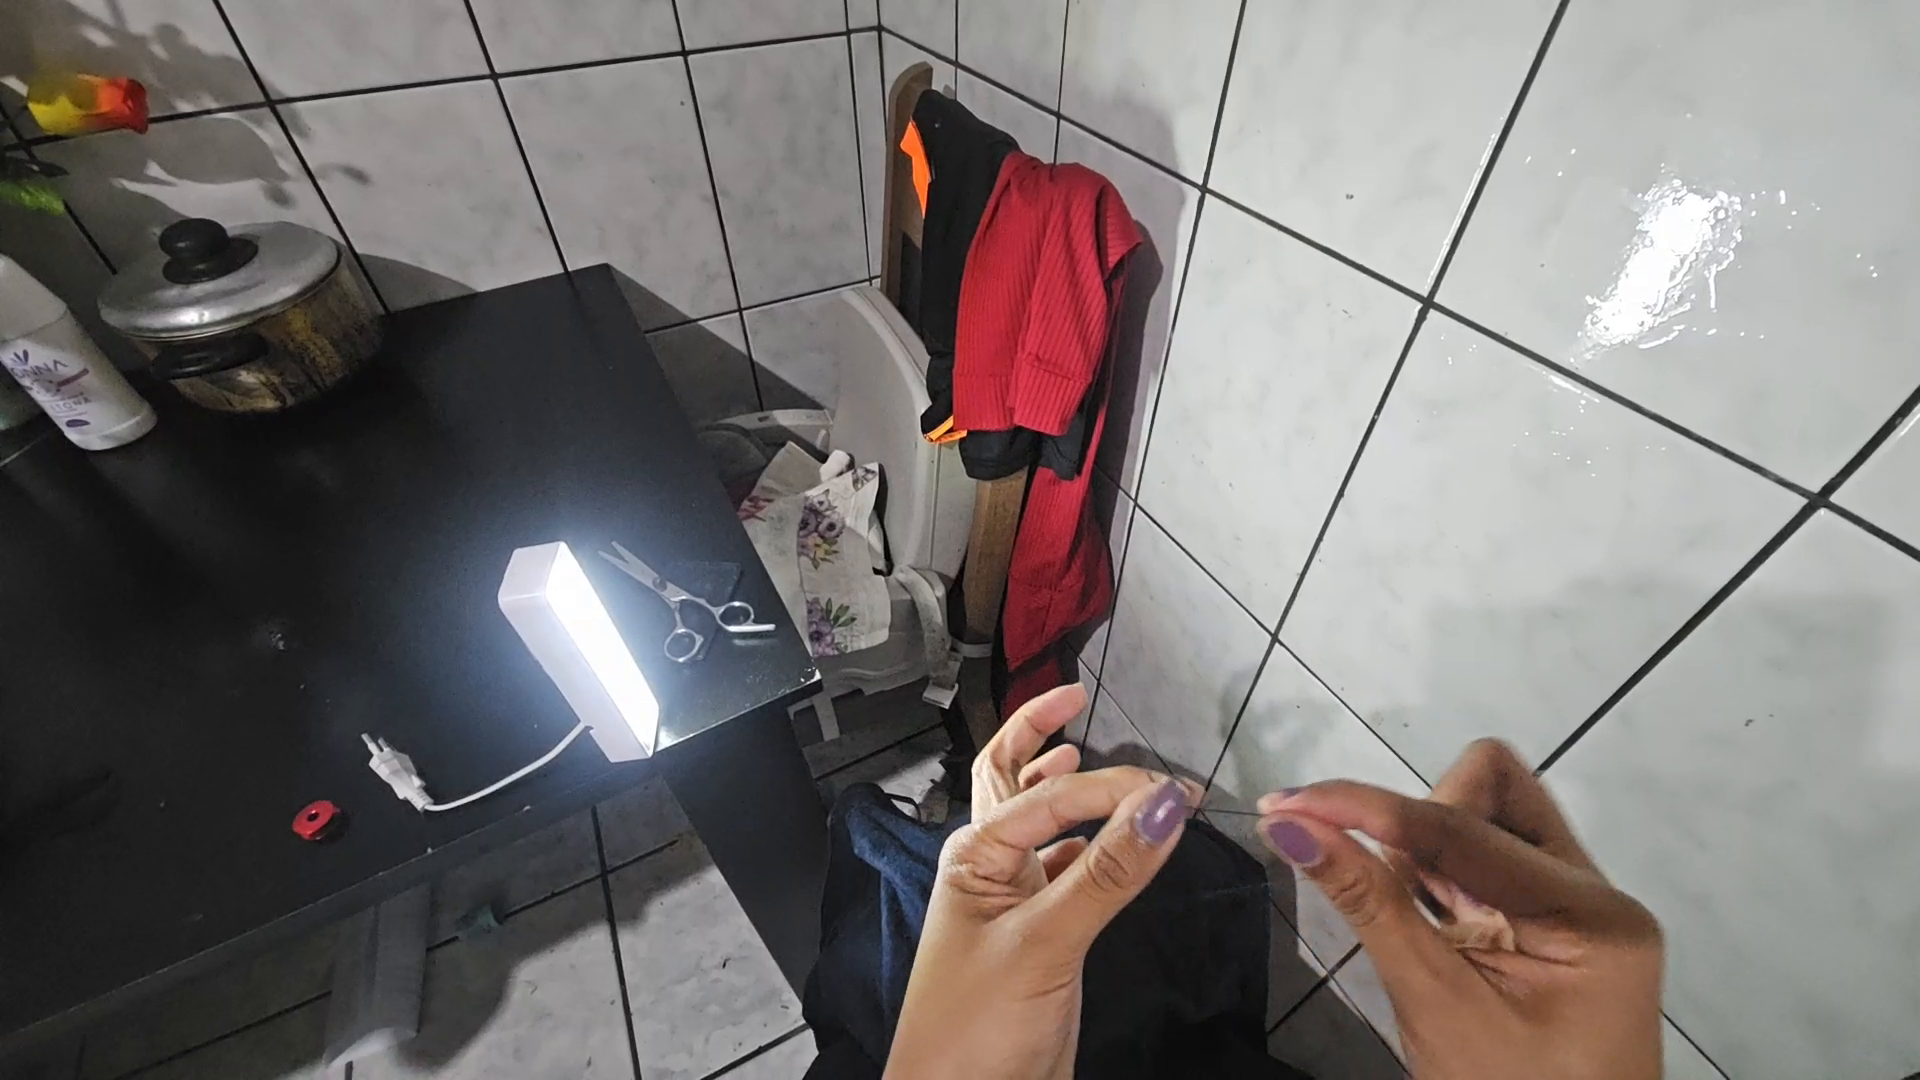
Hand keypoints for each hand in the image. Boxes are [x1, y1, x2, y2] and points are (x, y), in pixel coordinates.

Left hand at [886, 685, 1196, 1079]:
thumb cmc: (979, 1024)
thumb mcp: (1044, 941)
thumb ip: (1107, 873)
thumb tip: (1165, 805)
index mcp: (976, 850)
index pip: (1051, 795)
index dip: (1112, 786)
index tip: (1173, 791)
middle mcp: (990, 861)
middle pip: (1009, 777)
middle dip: (1035, 731)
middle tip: (1072, 696)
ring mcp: (1012, 895)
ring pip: (1037, 820)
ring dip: (1056, 783)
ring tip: (1080, 749)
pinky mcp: (1038, 929)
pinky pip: (1061, 867)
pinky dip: (1083, 844)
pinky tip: (1104, 836)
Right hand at [1258, 739, 1663, 1079]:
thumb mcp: (1432, 1002)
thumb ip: (1365, 900)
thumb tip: (1286, 825)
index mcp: (1591, 915)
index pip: (1456, 828)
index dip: (1361, 807)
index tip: (1282, 804)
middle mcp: (1590, 887)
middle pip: (1492, 787)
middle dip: (1419, 813)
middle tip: (1395, 882)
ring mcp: (1568, 895)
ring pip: (1480, 807)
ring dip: (1421, 842)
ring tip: (1418, 919)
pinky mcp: (1539, 907)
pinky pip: (1473, 844)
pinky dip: (1429, 863)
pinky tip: (1427, 917)